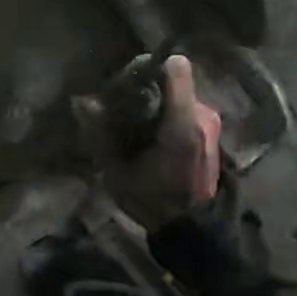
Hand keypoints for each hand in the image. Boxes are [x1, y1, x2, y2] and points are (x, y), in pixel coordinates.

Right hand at [77, 55, 221, 230]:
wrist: (191, 227)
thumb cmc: (152, 200)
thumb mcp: (118, 171)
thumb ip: (100, 134)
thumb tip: (82, 102)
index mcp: (182, 123)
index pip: (173, 68)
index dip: (146, 69)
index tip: (125, 82)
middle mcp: (202, 115)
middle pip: (172, 82)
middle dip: (146, 89)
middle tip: (122, 108)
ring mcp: (212, 123)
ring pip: (179, 96)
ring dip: (157, 103)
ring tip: (136, 124)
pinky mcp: (214, 132)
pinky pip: (187, 110)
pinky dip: (169, 115)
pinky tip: (153, 136)